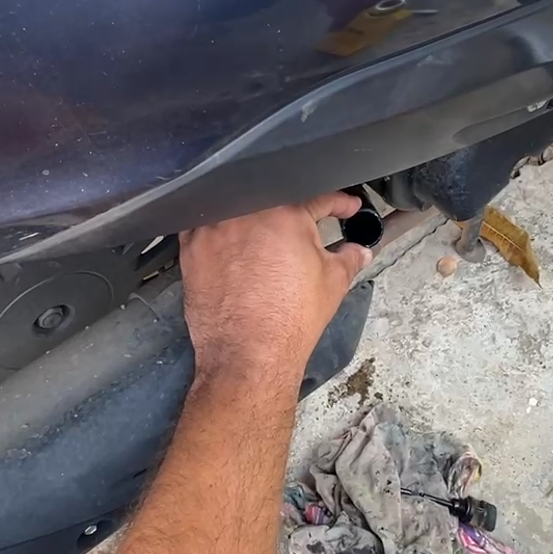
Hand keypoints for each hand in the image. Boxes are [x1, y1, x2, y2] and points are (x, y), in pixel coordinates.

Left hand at [179, 193, 372, 385]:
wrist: (250, 355)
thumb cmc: (289, 321)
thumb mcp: (333, 283)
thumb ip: (350, 258)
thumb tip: (360, 251)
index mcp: (286, 213)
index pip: (319, 198)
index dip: (339, 202)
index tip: (345, 207)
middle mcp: (246, 213)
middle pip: (275, 200)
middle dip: (294, 213)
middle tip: (306, 233)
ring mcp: (214, 228)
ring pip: (240, 210)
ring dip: (256, 221)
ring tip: (268, 247)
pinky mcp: (192, 248)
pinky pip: (207, 228)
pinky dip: (222, 234)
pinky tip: (234, 252)